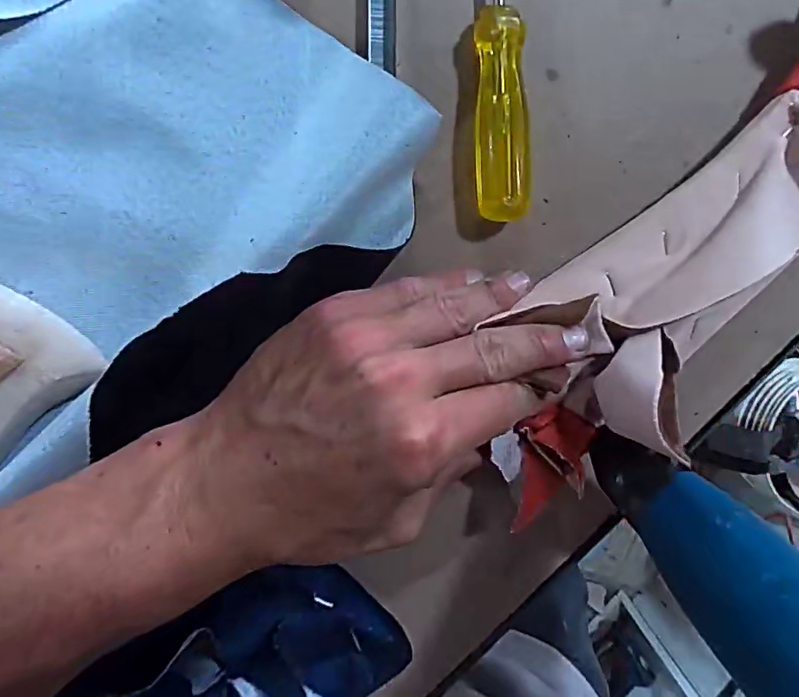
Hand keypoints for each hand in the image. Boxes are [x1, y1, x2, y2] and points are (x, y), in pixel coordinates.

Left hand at [174, 269, 589, 569]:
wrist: (222, 478)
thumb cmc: (313, 512)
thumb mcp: (398, 520)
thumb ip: (455, 469)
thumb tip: (495, 424)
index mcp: (421, 440)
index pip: (506, 398)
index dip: (540, 386)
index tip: (562, 374)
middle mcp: (404, 379)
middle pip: (494, 347)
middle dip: (543, 339)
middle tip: (577, 328)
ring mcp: (370, 337)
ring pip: (458, 306)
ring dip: (504, 298)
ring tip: (534, 287)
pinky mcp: (341, 311)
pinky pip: (412, 289)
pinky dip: (453, 283)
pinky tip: (479, 279)